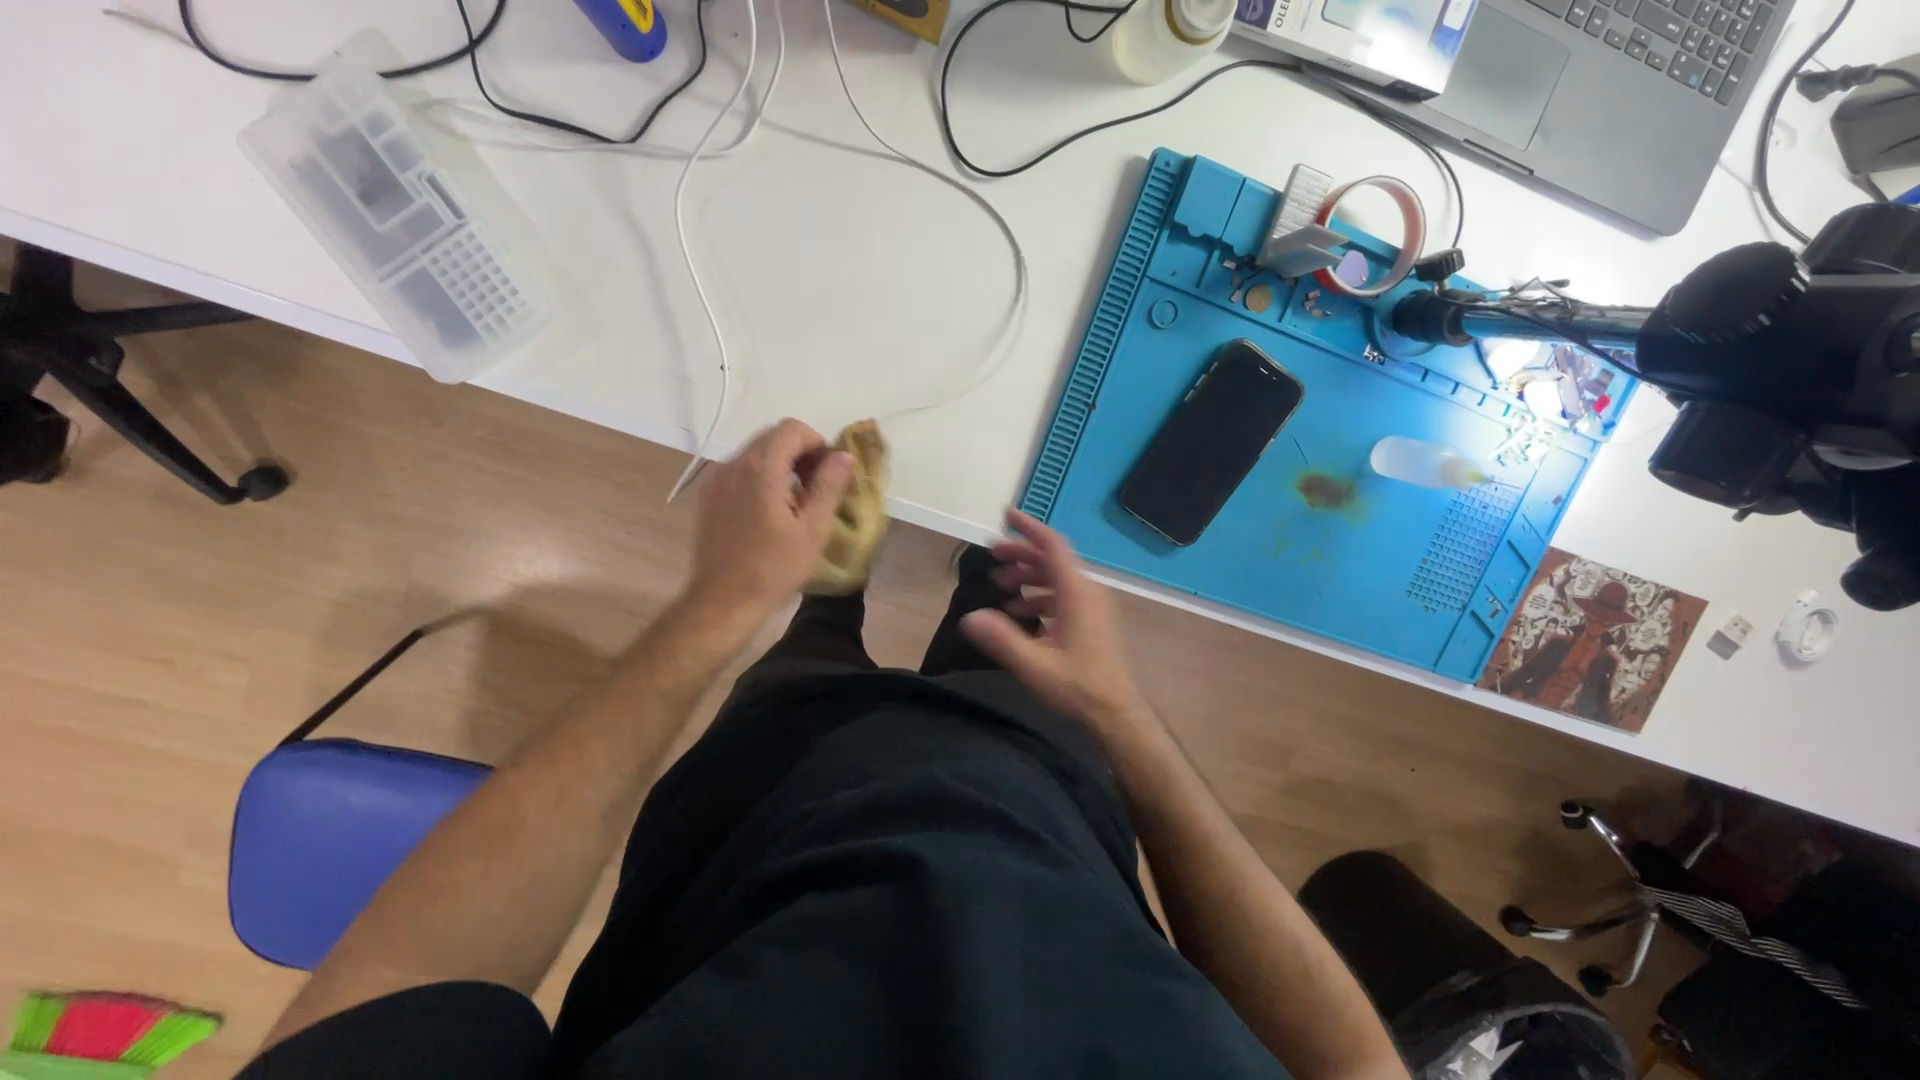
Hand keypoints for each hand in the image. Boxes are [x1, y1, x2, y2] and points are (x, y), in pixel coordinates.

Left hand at [685, 419, 852, 619]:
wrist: (724, 601)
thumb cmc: (774, 568)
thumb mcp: (813, 529)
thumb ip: (829, 485)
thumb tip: (844, 456)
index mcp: (761, 469)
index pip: (792, 429)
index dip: (817, 443)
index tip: (829, 472)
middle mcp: (733, 465)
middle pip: (772, 437)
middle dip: (800, 453)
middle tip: (817, 488)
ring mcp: (716, 481)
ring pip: (755, 454)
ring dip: (780, 466)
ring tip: (795, 503)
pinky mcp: (708, 498)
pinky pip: (739, 473)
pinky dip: (760, 479)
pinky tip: (770, 513)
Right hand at [960, 510, 1154, 733]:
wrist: (1116, 713)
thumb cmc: (1077, 686)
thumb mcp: (1033, 665)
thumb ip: (1001, 638)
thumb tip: (969, 617)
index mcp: (1077, 593)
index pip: (1052, 546)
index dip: (1028, 528)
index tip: (1006, 515)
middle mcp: (1088, 592)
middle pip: (1052, 560)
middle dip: (1021, 554)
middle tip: (991, 557)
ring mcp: (1093, 606)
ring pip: (1057, 578)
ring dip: (1028, 577)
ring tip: (999, 588)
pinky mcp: (1093, 621)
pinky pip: (1064, 595)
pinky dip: (1040, 596)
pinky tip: (1019, 613)